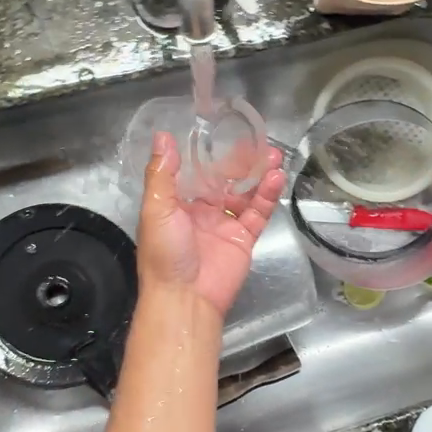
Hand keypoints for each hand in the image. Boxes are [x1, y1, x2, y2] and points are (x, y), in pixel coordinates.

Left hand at [137, 131, 286, 314]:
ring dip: (258, 174)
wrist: (184, 298)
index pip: (196, 172)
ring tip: (272, 155)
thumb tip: (163, 136)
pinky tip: (275, 178)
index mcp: (178, 204)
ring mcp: (225, 225)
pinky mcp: (244, 239)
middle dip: (241, 162)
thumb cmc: (164, 253)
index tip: (224, 133)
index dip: (211, 154)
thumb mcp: (156, 208)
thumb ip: (162, 173)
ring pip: (245, 194)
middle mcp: (202, 212)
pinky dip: (267, 196)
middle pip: (225, 180)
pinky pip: (258, 213)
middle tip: (256, 141)